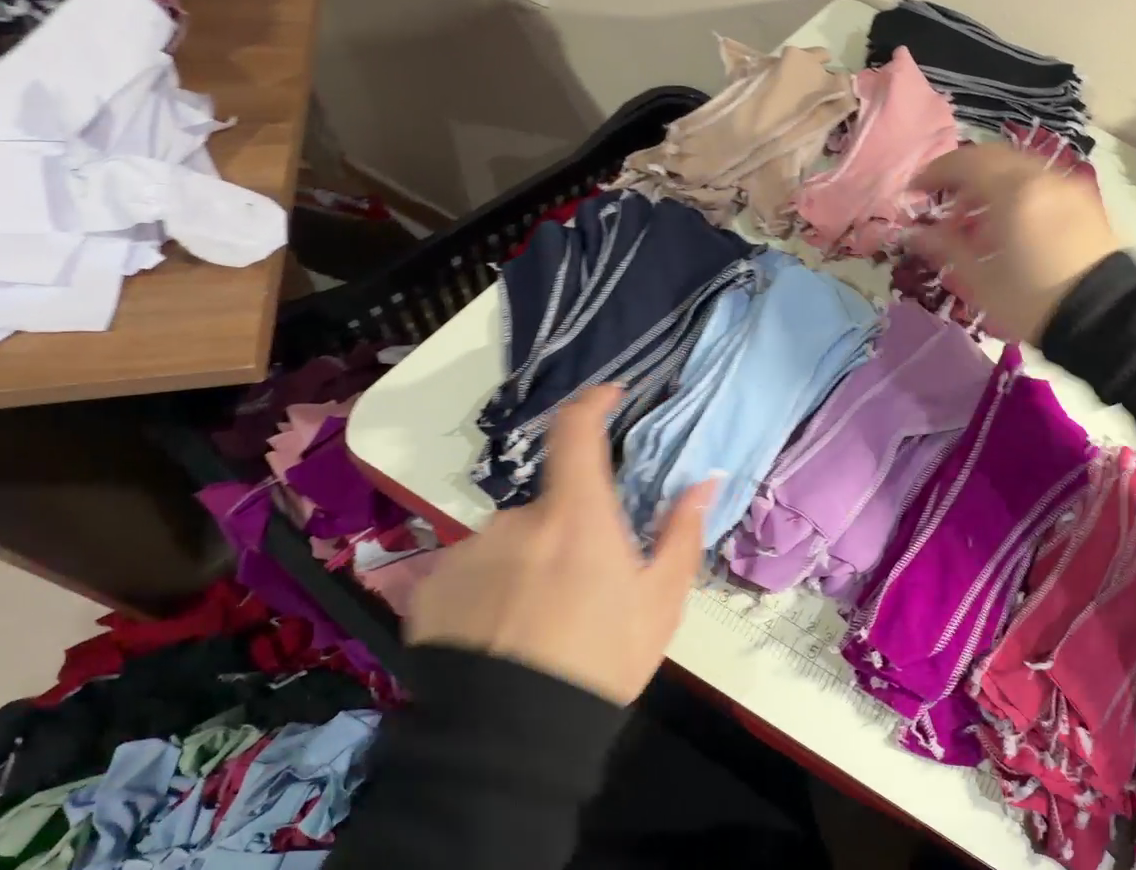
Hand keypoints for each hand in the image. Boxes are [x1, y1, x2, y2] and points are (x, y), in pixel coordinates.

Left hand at [407, 385, 712, 705]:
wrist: (509, 740)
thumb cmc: (600, 662)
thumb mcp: (660, 603)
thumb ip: (681, 534)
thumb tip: (704, 482)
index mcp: (576, 516)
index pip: (578, 432)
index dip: (594, 403)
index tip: (609, 396)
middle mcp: (517, 520)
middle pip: (549, 507)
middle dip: (567, 533)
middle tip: (582, 590)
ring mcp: (467, 553)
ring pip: (509, 543)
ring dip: (526, 565)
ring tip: (538, 625)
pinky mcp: (431, 588)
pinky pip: (470, 573)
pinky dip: (488, 592)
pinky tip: (498, 638)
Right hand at [909, 142, 1123, 344]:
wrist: (1105, 319)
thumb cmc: (1033, 302)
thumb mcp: (980, 280)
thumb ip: (945, 248)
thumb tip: (914, 233)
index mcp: (1012, 192)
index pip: (964, 163)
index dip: (934, 173)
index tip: (915, 192)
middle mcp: (1041, 177)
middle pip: (993, 158)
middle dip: (963, 175)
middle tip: (945, 202)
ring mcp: (1068, 187)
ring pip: (1019, 168)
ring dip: (991, 182)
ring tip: (976, 218)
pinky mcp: (1085, 203)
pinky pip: (1042, 182)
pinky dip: (1018, 191)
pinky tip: (1010, 223)